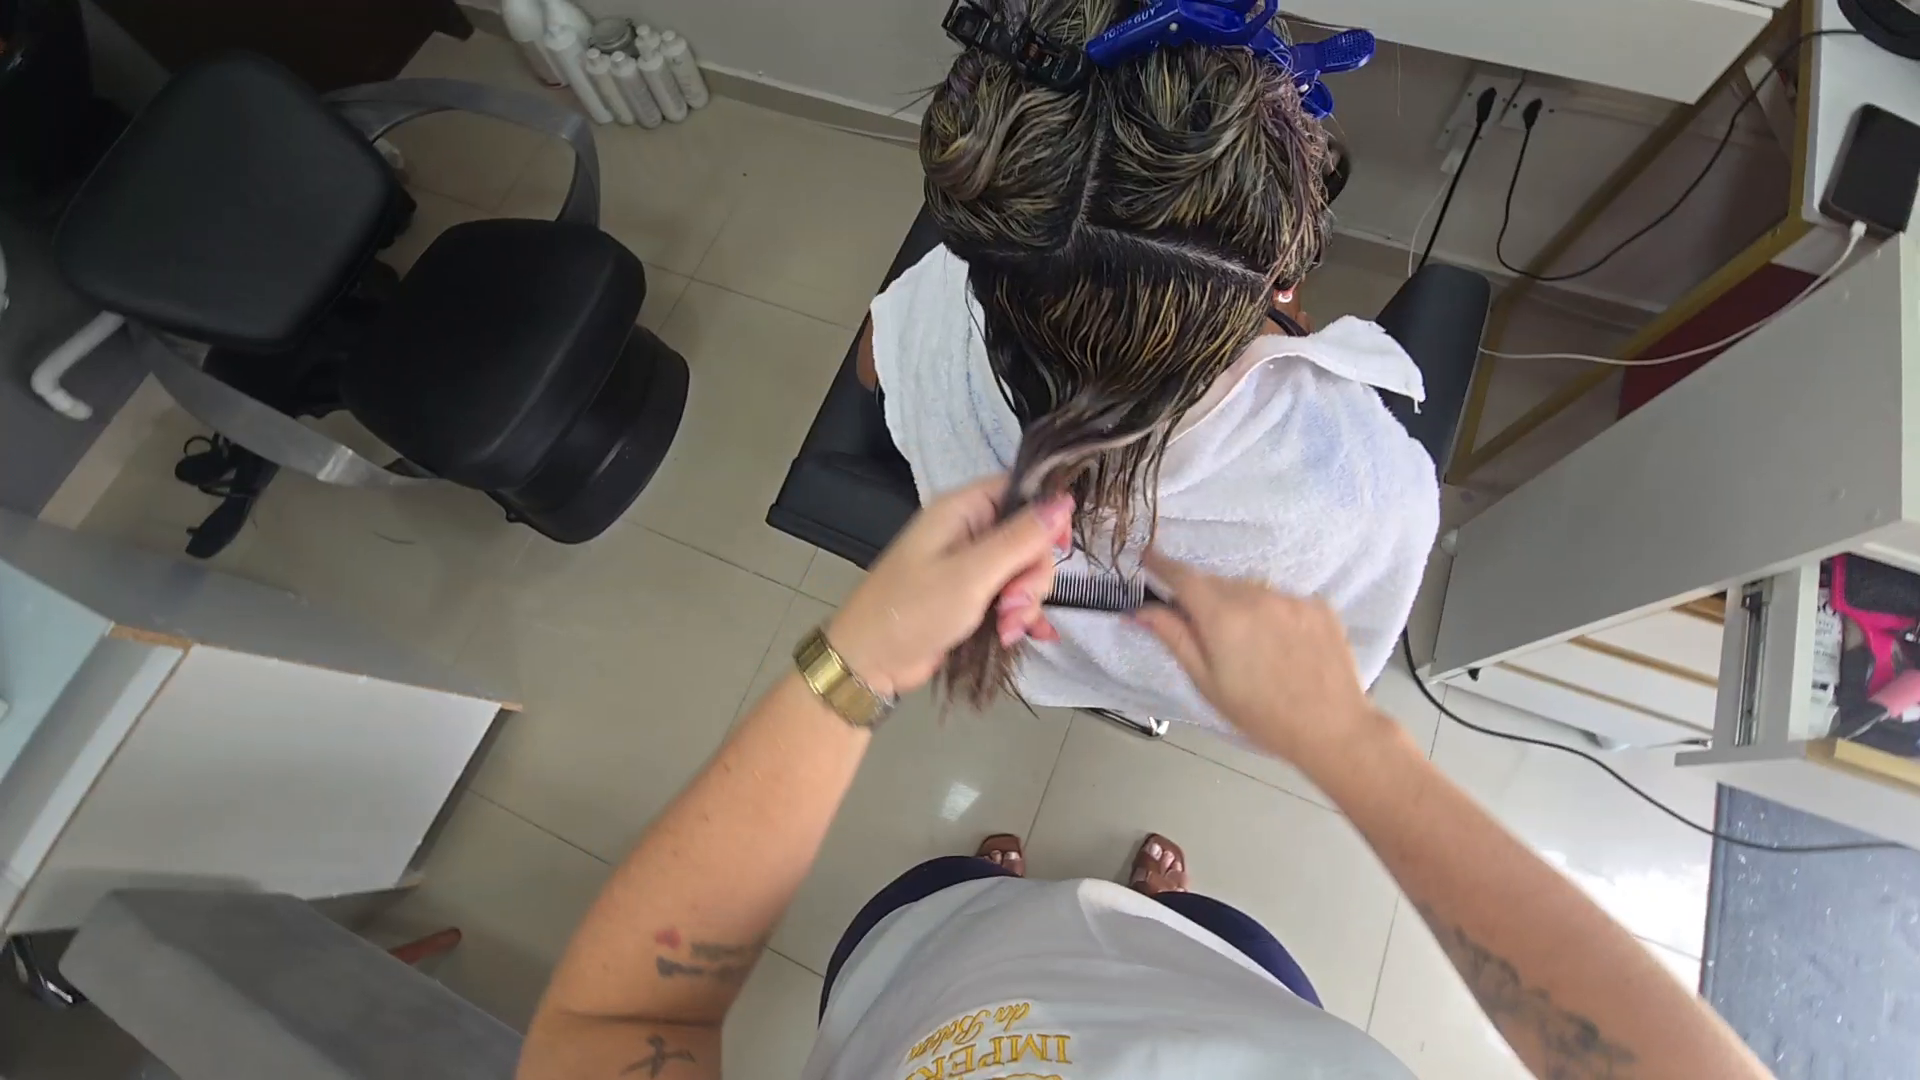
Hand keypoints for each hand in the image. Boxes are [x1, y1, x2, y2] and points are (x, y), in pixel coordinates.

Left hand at [826, 476, 1071, 698]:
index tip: (1058, 548)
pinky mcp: (972, 597)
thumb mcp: (971, 574)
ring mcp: (970, 566)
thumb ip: (1019, 539)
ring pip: (1023, 572)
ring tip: (1008, 631)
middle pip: (1028, 538)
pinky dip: (1020, 615)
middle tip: (1014, 607)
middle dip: (1031, 577)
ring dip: (1024, 603)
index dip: (1047, 514)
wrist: (870, 662)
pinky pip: (1010, 596)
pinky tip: (1027, 635)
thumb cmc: (913, 611)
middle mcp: (968, 531)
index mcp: (962, 510)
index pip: (1021, 490)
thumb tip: (1064, 500)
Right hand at [1134, 550, 1375, 764]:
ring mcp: (1290, 598)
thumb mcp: (1206, 681)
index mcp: (1223, 617)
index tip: (1147, 556)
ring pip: (1249, 589)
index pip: (1183, 576)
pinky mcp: (1317, 604)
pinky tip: (1278, 642)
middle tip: (1202, 627)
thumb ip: (1173, 637)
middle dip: (1202, 596)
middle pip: (1216, 583)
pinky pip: (1280, 597)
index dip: (1162, 564)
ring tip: (1248, 642)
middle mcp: (1256, 596)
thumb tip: (1139, 610)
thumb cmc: (1259, 714)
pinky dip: (1270, 611)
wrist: (1331, 729)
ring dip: (1237, 604)